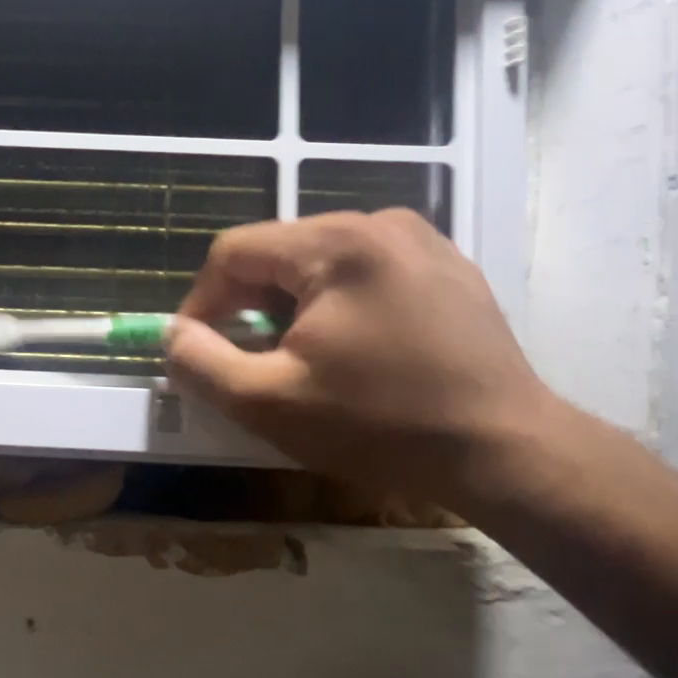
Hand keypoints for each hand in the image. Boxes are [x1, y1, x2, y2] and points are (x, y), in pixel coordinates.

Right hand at [166, 209, 561, 504]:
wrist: (504, 452)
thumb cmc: (378, 424)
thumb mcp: (266, 402)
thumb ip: (199, 363)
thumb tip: (172, 336)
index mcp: (337, 244)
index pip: (233, 253)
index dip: (200, 303)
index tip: (198, 353)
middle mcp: (381, 225)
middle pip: (277, 254)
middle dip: (247, 308)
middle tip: (249, 363)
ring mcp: (424, 244)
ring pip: (318, 264)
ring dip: (289, 308)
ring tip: (297, 360)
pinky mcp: (449, 271)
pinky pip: (363, 274)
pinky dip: (335, 307)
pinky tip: (348, 354)